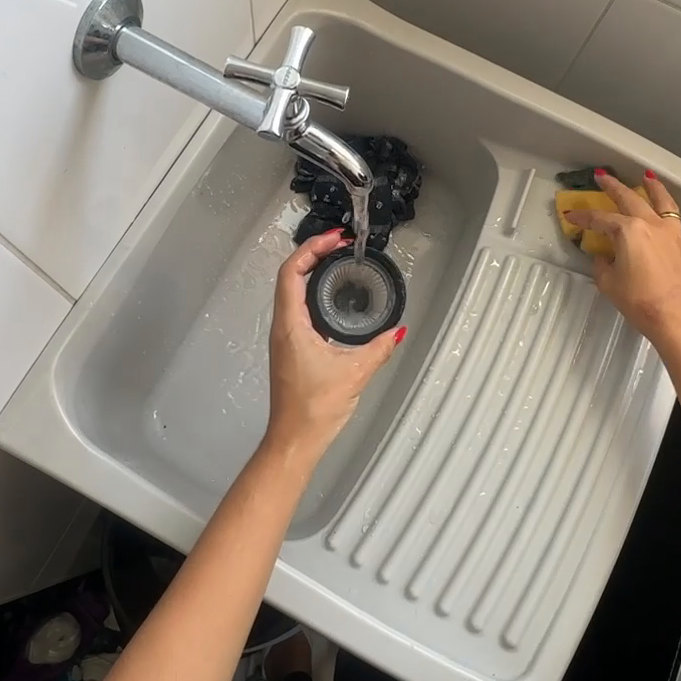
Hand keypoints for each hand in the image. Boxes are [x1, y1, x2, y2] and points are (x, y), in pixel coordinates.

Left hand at [265, 229, 404, 456]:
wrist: (294, 440)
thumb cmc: (314, 409)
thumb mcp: (355, 373)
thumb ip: (379, 348)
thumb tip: (398, 331)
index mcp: (291, 325)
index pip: (292, 272)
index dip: (311, 249)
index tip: (335, 240)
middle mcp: (282, 326)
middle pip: (289, 275)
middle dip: (313, 254)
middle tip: (339, 244)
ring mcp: (284, 337)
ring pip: (291, 291)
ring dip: (311, 272)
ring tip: (336, 261)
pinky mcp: (290, 348)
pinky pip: (297, 307)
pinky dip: (312, 291)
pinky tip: (332, 297)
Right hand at [562, 170, 680, 350]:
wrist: (678, 320)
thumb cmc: (640, 302)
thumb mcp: (609, 284)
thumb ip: (603, 266)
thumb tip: (604, 259)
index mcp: (629, 231)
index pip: (600, 219)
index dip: (583, 218)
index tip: (572, 217)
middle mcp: (654, 226)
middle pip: (632, 199)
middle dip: (614, 187)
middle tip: (603, 177)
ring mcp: (677, 237)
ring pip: (668, 204)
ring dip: (657, 188)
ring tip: (649, 177)